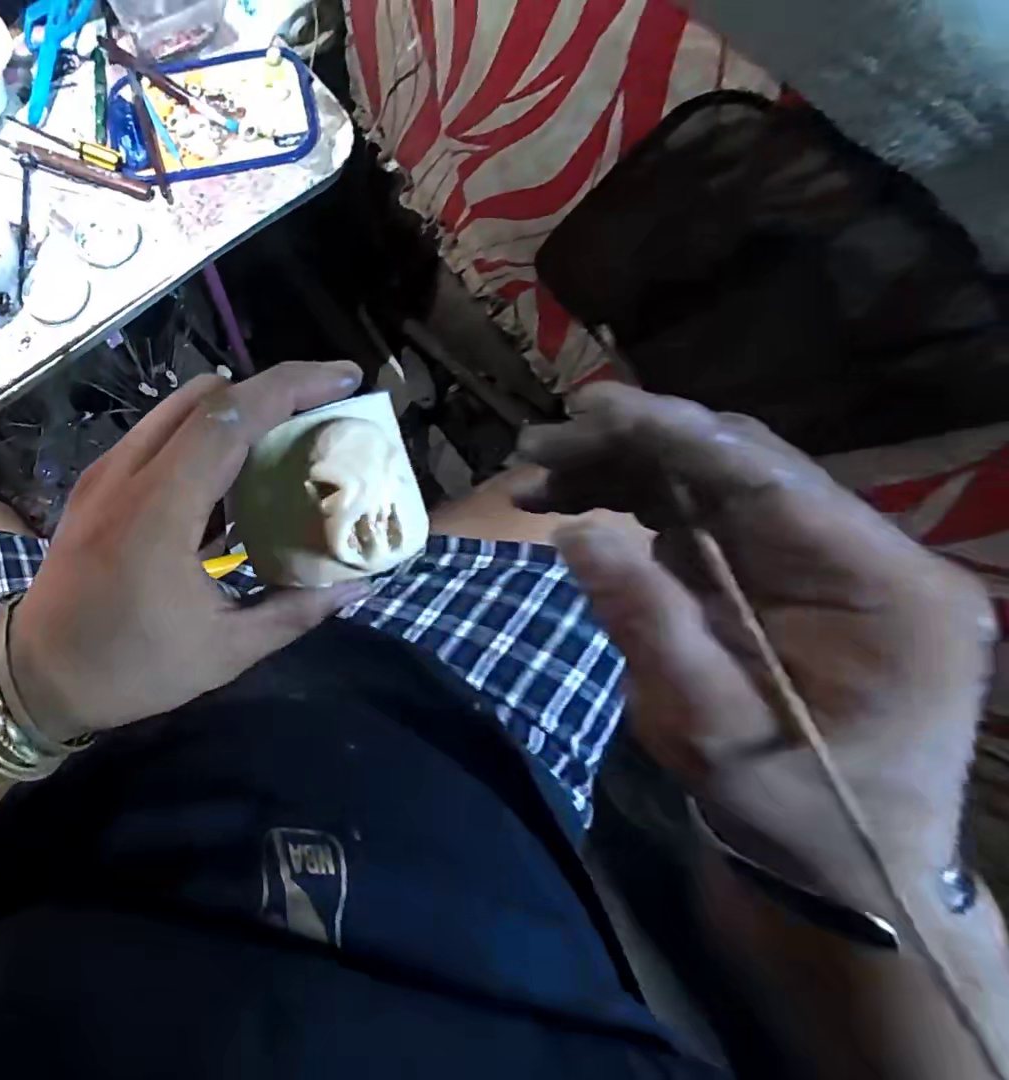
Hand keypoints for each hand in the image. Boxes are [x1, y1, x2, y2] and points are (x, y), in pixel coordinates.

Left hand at [7, 362, 379, 736]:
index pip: (229, 417)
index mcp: (158, 509)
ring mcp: (100, 477)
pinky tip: (222, 473)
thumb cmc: (128, 668)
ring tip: (277, 437)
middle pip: (202, 400)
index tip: (344, 380)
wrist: (37, 673)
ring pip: (171, 412)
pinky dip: (193, 436)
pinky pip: (149, 439)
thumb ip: (294, 611)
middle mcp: (124, 475)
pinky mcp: (90, 488)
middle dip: (267, 393)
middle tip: (318, 412)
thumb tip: (357, 584)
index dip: (291, 386)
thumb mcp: (222, 650)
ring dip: (228, 412)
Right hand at [517, 384, 995, 909]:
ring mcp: (816, 563)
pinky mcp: (773, 574)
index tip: (592, 407)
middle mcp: (858, 557)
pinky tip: (570, 507)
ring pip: (709, 484)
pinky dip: (628, 503)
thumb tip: (574, 530)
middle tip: (535, 448)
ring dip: (619, 473)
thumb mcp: (703, 718)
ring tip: (533, 478)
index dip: (675, 435)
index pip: (766, 481)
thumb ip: (645, 619)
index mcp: (876, 588)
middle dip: (631, 447)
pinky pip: (696, 516)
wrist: (834, 847)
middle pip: (736, 468)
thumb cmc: (781, 794)